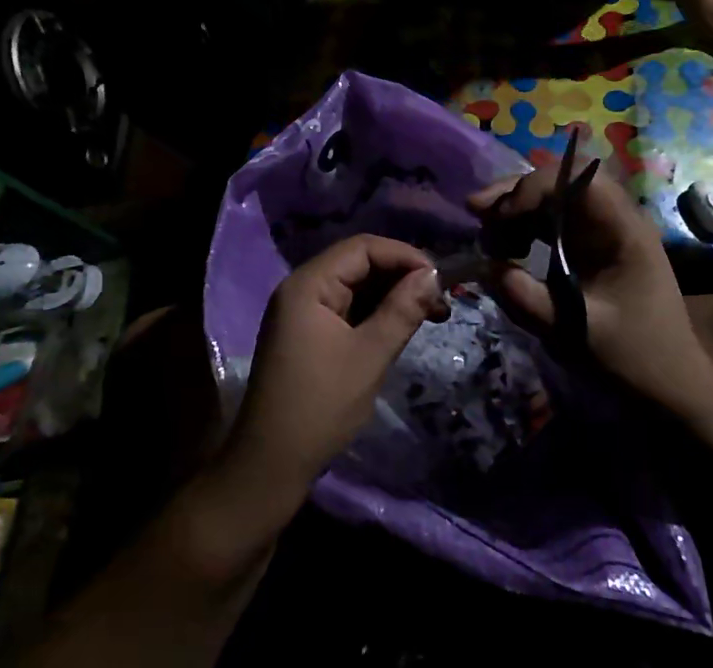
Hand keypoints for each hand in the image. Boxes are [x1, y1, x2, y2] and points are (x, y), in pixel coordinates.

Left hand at [223, 235, 447, 486]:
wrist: (271, 463)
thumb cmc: (321, 406)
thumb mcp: (370, 355)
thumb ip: (402, 310)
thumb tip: (434, 275)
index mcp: (308, 285)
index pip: (362, 248)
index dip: (405, 256)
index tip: (441, 279)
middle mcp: (303, 289)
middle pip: (359, 263)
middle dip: (402, 276)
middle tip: (441, 300)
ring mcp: (304, 312)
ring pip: (356, 286)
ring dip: (393, 295)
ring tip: (432, 313)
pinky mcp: (310, 334)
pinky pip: (348, 308)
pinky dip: (377, 312)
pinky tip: (404, 324)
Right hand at [469, 165, 712, 415]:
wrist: (670, 383)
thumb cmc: (632, 357)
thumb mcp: (575, 332)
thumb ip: (527, 300)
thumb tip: (487, 268)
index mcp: (624, 231)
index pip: (579, 180)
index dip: (535, 187)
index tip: (501, 216)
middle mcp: (614, 220)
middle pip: (561, 182)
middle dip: (516, 193)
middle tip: (476, 212)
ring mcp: (602, 231)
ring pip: (553, 198)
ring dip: (516, 209)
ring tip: (488, 237)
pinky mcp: (591, 246)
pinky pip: (554, 220)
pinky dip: (525, 227)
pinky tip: (507, 248)